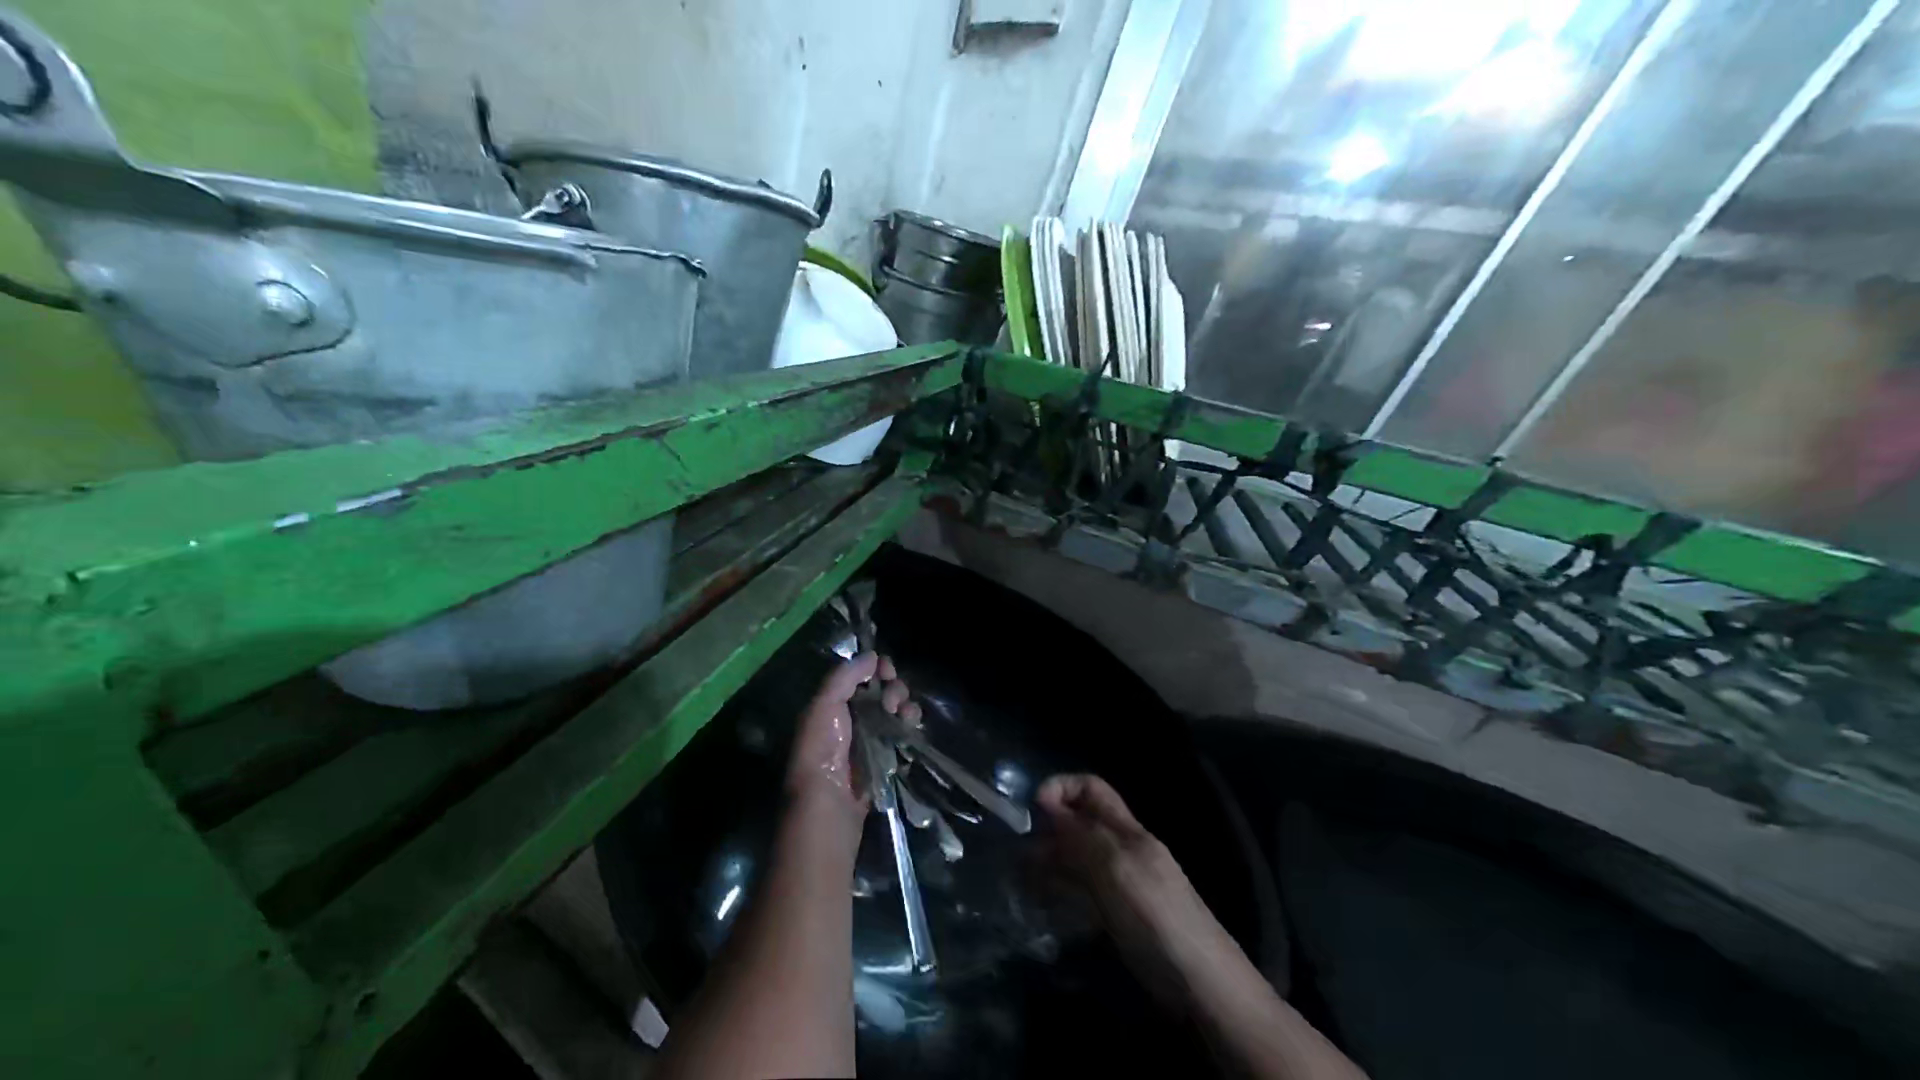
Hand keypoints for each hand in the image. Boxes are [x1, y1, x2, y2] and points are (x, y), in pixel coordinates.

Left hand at [787, 652, 919, 826]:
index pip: (860, 676)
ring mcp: (870, 736)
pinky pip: (903, 730)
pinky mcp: (886, 755)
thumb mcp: (824, 704)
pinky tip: (910, 724)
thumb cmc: (822, 747)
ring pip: (896, 708)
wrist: (829, 800)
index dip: (875, 668)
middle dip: (893, 687)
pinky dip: (909, 722)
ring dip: (905, 703)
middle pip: (882, 690)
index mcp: (833, 702)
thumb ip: (845, 676)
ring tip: (903, 713)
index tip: (886, 669)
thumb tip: (871, 655)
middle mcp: (852, 717)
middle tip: (892, 700)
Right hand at [1037, 774, 1213, 1008]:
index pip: (1091, 789)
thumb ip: (1081, 834)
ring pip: (1073, 862)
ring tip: (1021, 884)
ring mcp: (1117, 887)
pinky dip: (1056, 896)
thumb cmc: (1157, 917)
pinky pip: (1078, 896)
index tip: (1033, 809)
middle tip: (1017, 856)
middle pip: (1078, 825)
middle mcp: (1120, 852)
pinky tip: (1040, 908)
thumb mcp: (1117, 867)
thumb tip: (1046, 804)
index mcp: (1127, 830)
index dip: (1061, 788)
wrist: (1199, 986)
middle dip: (1046, 832)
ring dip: (1045, 866)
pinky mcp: (1114, 919)